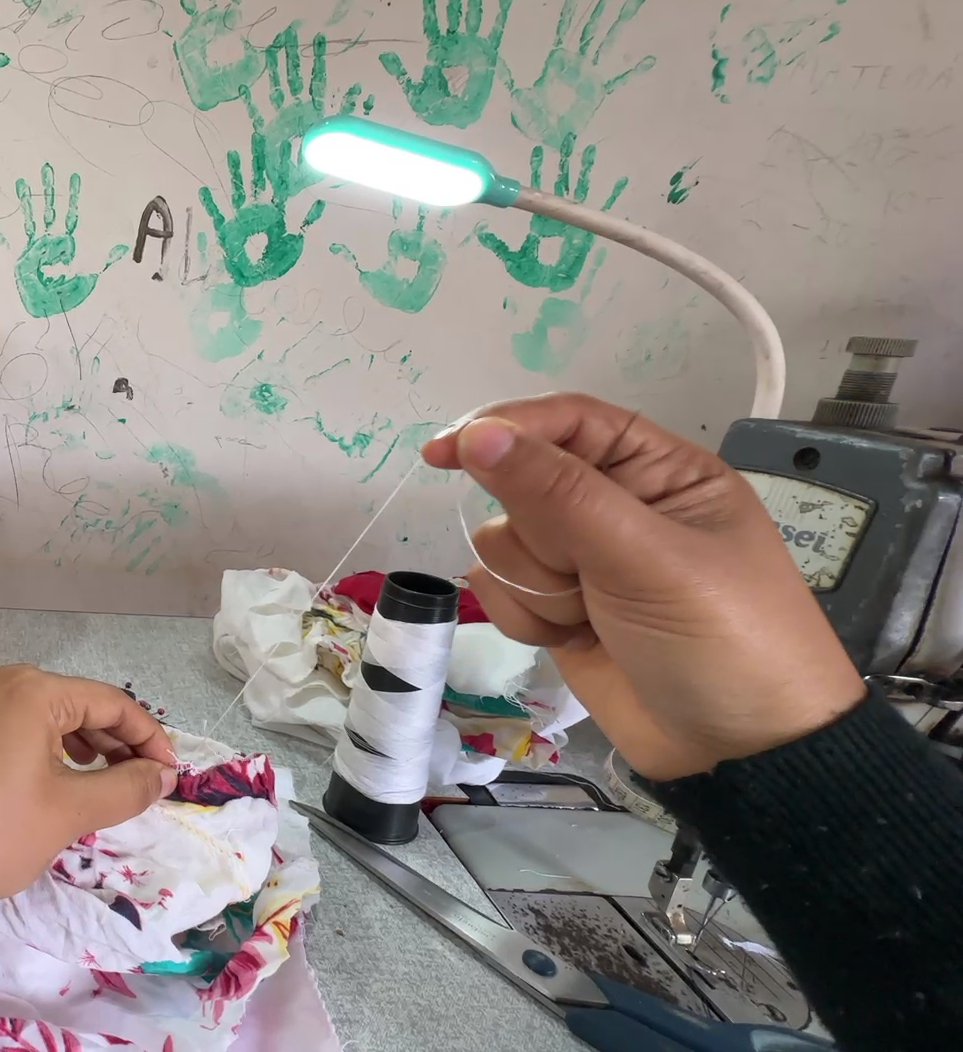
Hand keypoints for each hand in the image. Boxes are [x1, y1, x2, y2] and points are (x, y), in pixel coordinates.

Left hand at [0, 665, 176, 923]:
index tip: (168, 771)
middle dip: (109, 737)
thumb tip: (164, 773)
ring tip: (91, 773)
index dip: (147, 735)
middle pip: (69, 699)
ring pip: (31, 706)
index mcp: (30, 689)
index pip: (108, 702)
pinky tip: (35, 766)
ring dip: (70, 736)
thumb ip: (128, 787)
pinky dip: (26, 735)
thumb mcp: (70, 813)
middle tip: (135, 777)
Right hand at [420, 394, 862, 780]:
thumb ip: (556, 493)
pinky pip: (494, 588)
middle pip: (519, 486)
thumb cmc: (719, 640)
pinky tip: (570, 637)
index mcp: (657, 473)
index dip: (504, 428)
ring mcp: (577, 558)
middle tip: (582, 572)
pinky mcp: (549, 602)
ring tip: (589, 615)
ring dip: (533, 585)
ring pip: (498, 542)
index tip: (443, 453)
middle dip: (536, 535)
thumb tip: (476, 436)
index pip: (566, 422)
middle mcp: (611, 506)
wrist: (733, 753)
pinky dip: (523, 616)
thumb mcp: (644, 558)